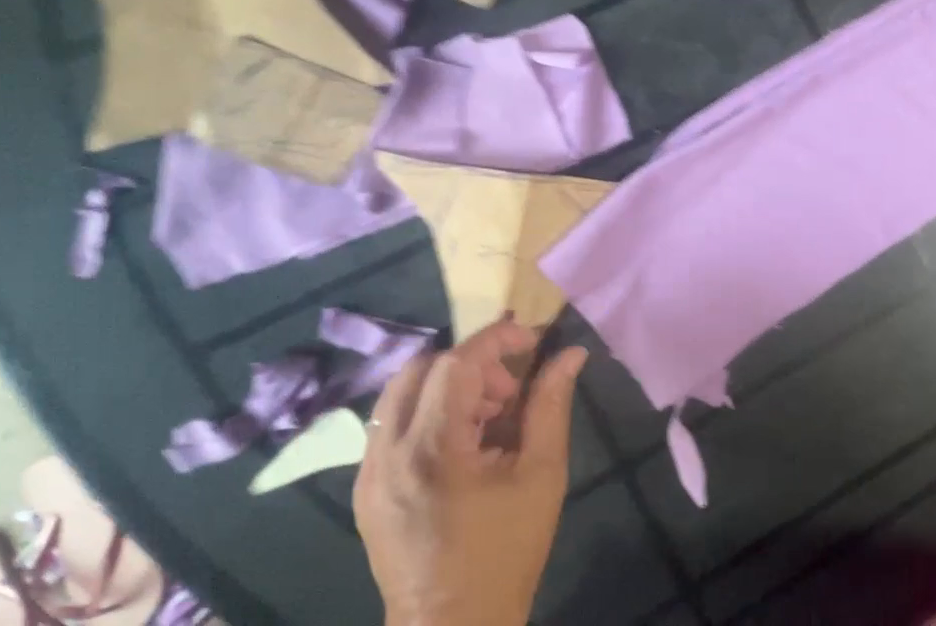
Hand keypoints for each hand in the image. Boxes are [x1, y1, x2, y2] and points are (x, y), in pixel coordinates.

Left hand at [355, 319, 589, 625]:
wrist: (453, 625)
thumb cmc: (507, 549)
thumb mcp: (542, 473)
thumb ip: (551, 405)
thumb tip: (570, 354)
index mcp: (431, 449)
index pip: (456, 363)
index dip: (498, 338)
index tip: (535, 341)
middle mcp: (386, 454)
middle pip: (419, 370)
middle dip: (471, 363)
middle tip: (510, 390)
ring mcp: (368, 474)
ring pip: (399, 396)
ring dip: (448, 387)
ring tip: (490, 420)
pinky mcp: (366, 491)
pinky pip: (391, 427)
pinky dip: (429, 414)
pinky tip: (464, 447)